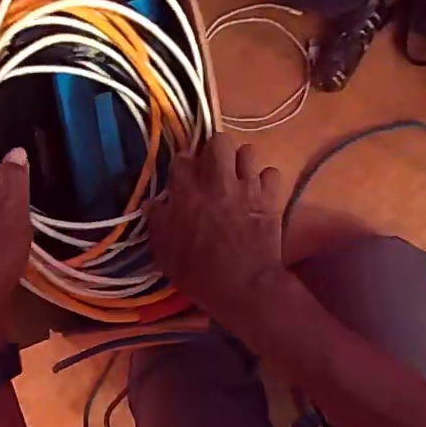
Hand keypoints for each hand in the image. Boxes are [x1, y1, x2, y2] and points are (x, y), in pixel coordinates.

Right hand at [147, 134, 291, 335]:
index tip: (183, 180)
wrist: (243, 285)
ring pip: (248, 151)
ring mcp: (247, 186)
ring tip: (238, 178)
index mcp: (186, 190)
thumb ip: (157, 222)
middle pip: (219, 141)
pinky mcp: (270, 198)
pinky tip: (259, 194)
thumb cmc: (198, 273)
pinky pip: (271, 173)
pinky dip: (266, 182)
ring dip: (241, 162)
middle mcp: (217, 180)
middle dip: (215, 151)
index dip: (183, 166)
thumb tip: (154, 203)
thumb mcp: (165, 253)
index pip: (181, 157)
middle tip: (213, 170)